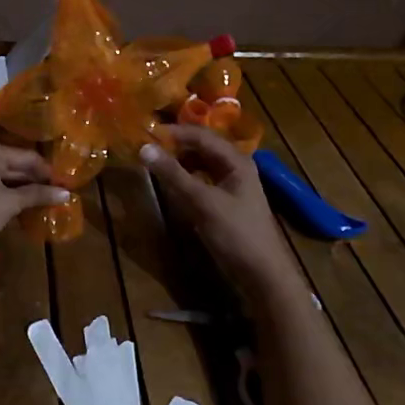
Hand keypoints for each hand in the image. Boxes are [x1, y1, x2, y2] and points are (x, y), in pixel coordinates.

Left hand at [0, 143, 69, 260]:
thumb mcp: (9, 203)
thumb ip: (37, 194)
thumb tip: (66, 193)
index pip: (26, 156)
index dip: (47, 172)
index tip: (65, 186)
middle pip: (14, 164)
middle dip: (34, 181)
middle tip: (56, 195)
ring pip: (2, 176)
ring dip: (21, 188)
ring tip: (42, 202)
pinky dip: (5, 193)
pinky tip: (20, 206)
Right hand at [142, 125, 296, 295]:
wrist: (261, 273)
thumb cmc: (235, 233)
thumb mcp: (202, 202)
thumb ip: (173, 174)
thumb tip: (144, 148)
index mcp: (236, 161)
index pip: (201, 135)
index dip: (174, 132)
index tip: (145, 133)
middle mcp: (235, 168)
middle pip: (202, 147)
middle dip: (175, 145)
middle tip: (146, 147)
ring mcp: (231, 186)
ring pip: (201, 164)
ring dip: (179, 161)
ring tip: (154, 163)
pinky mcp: (225, 203)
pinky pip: (201, 180)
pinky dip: (184, 178)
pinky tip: (170, 184)